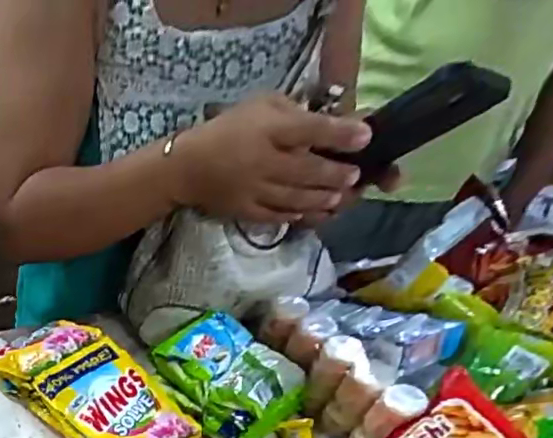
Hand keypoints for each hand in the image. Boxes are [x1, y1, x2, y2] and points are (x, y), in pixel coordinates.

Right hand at [171, 93, 371, 226]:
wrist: (187, 168)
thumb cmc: (227, 130)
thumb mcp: (259, 106)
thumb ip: (291, 112)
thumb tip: (323, 124)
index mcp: (268, 130)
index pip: (310, 130)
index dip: (340, 133)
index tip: (366, 136)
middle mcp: (264, 162)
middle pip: (307, 170)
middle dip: (335, 173)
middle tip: (354, 175)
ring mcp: (254, 191)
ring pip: (294, 197)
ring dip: (320, 198)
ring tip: (337, 197)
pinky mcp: (246, 211)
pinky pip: (275, 215)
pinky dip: (296, 215)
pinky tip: (310, 213)